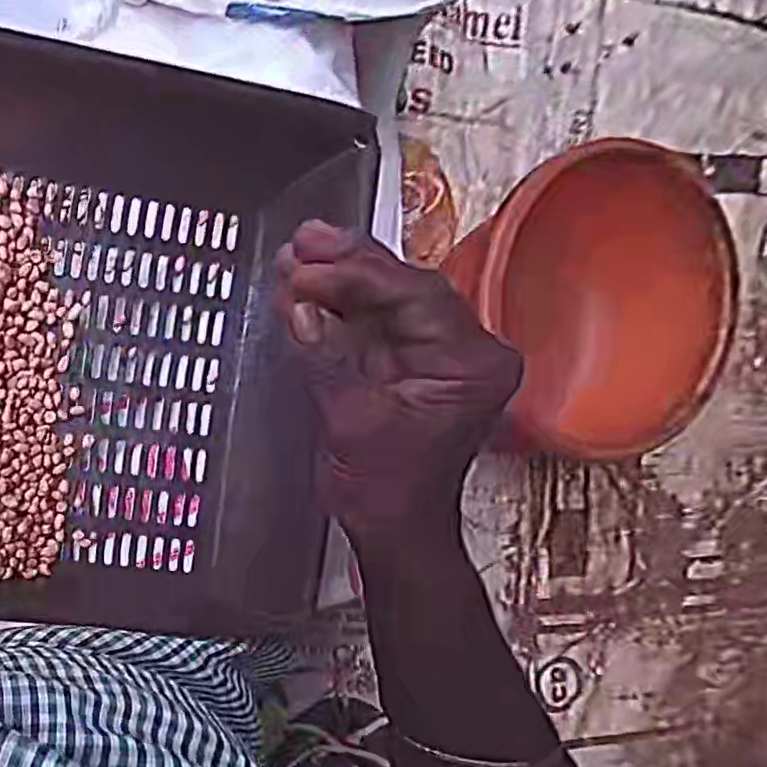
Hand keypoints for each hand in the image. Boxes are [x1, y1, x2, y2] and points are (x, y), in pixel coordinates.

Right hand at [275, 221, 521, 547]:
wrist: (392, 529)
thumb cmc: (384, 487)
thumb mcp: (352, 422)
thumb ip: (325, 360)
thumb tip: (296, 309)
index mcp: (470, 361)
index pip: (413, 297)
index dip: (356, 277)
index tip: (305, 268)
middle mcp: (459, 351)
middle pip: (402, 291)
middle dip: (349, 263)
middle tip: (304, 237)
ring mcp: (428, 360)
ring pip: (383, 306)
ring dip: (336, 282)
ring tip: (296, 254)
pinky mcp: (398, 372)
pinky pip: (366, 331)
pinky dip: (332, 313)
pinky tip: (302, 293)